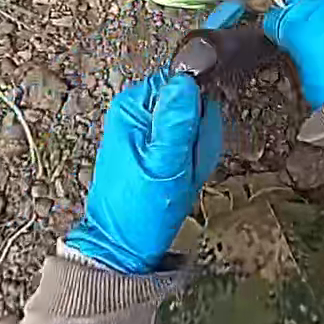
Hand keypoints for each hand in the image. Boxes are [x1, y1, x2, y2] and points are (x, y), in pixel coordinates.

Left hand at [65, 71, 219, 273]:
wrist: (124, 246)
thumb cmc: (139, 208)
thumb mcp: (165, 162)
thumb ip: (178, 118)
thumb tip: (188, 77)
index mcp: (134, 105)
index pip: (184, 80)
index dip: (198, 106)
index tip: (193, 134)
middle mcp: (138, 109)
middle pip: (192, 99)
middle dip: (200, 130)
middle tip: (187, 160)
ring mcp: (148, 127)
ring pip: (196, 121)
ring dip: (198, 147)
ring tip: (183, 171)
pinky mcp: (156, 144)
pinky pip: (190, 139)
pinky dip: (193, 157)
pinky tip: (183, 174)